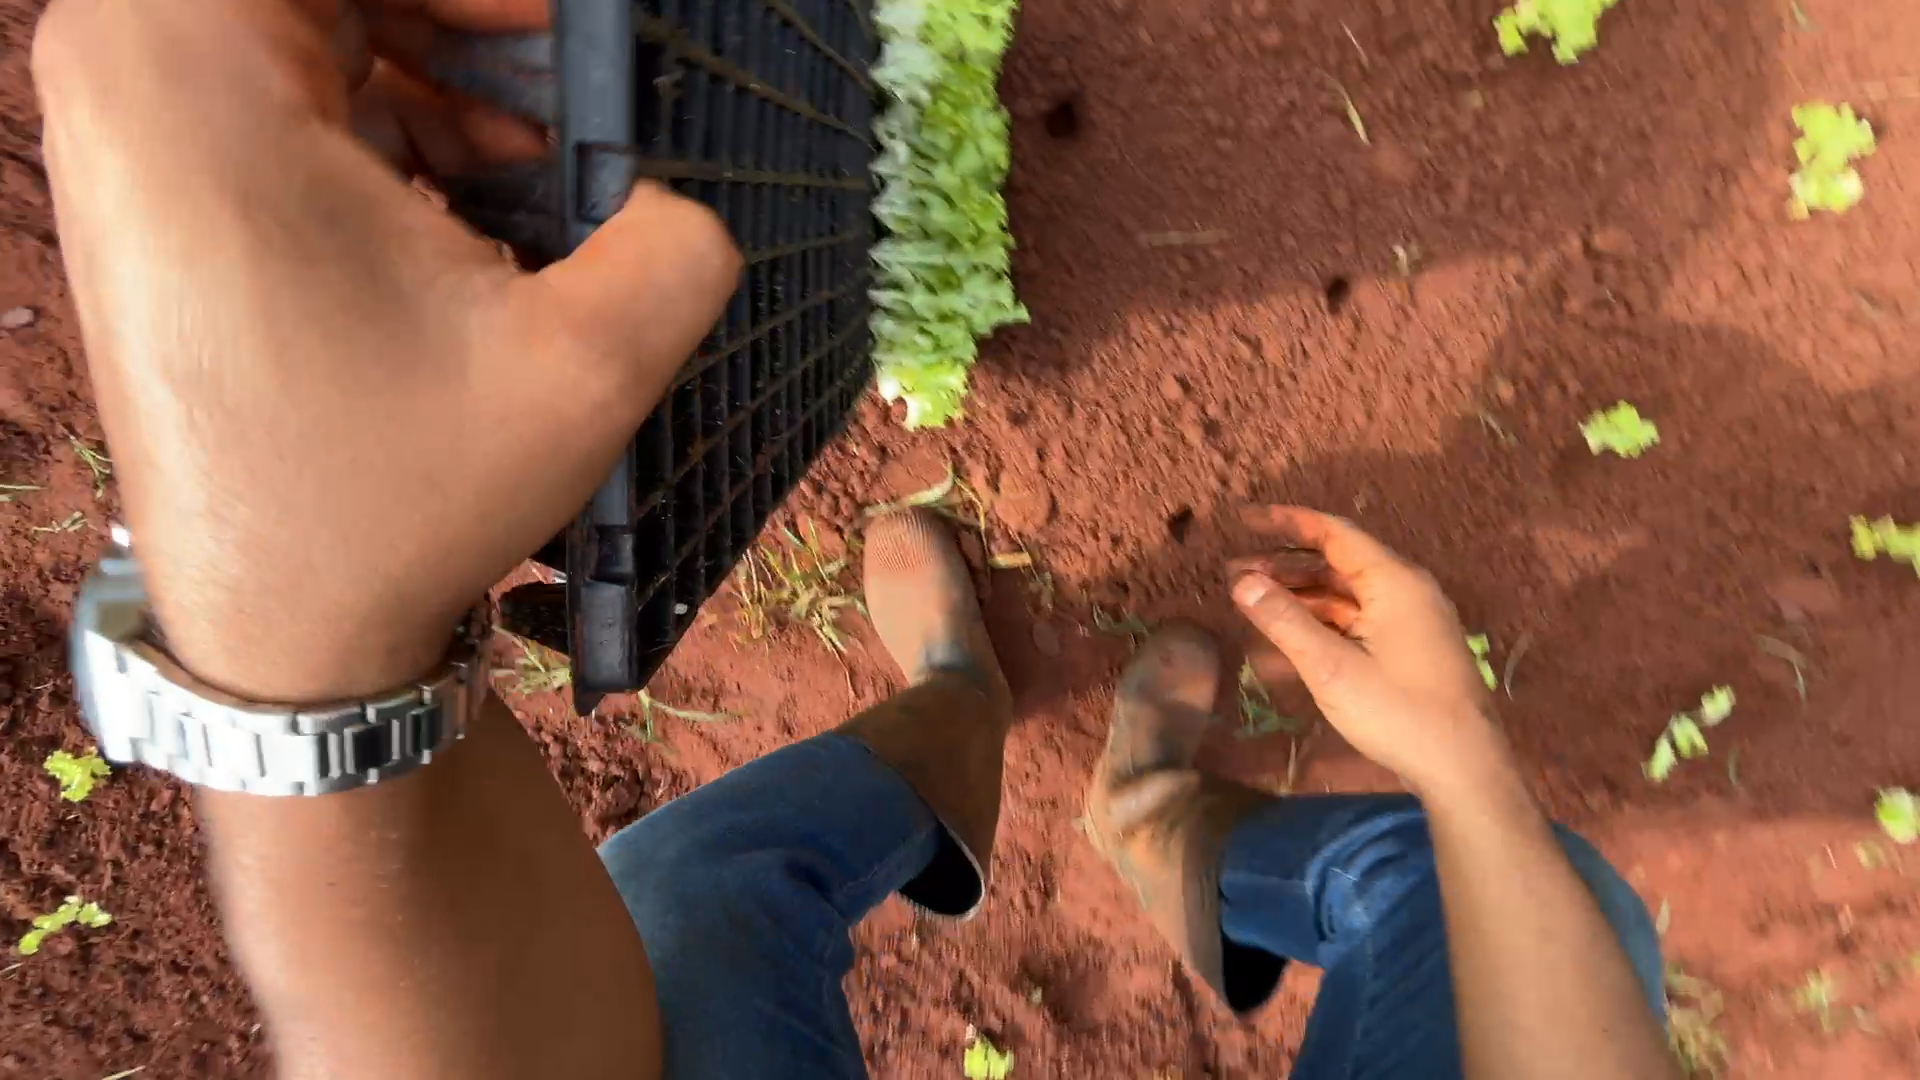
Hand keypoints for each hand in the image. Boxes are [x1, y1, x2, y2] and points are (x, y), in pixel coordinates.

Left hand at [34, 0, 740, 701]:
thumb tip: (681, 202)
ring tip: (543, 184)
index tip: (575, 41)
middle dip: (470, 30)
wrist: (295, 620)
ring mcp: (144, 153)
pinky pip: (305, 120)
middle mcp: (131, 83)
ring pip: (316, 44)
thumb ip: (676, 254)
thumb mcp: (590, 369)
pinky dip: (411, 147)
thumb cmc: (422, 487)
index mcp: (192, 72)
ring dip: (449, 90)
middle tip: (575, 110)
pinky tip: (485, 232)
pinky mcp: (184, 217)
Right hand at [1230, 507, 1514, 797]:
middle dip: (1283, 563)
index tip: (1244, 519)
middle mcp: (1404, 589)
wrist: (1464, 770)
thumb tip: (1240, 582)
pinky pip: (1354, 614)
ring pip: (1343, 590)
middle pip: (1335, 560)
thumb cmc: (1399, 712)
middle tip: (1234, 572)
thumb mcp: (1331, 667)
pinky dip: (1318, 615)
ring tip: (1252, 598)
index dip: (1286, 522)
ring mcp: (1408, 618)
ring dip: (1297, 590)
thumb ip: (1284, 620)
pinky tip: (1287, 627)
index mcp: (1393, 582)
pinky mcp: (1406, 643)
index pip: (1332, 533)